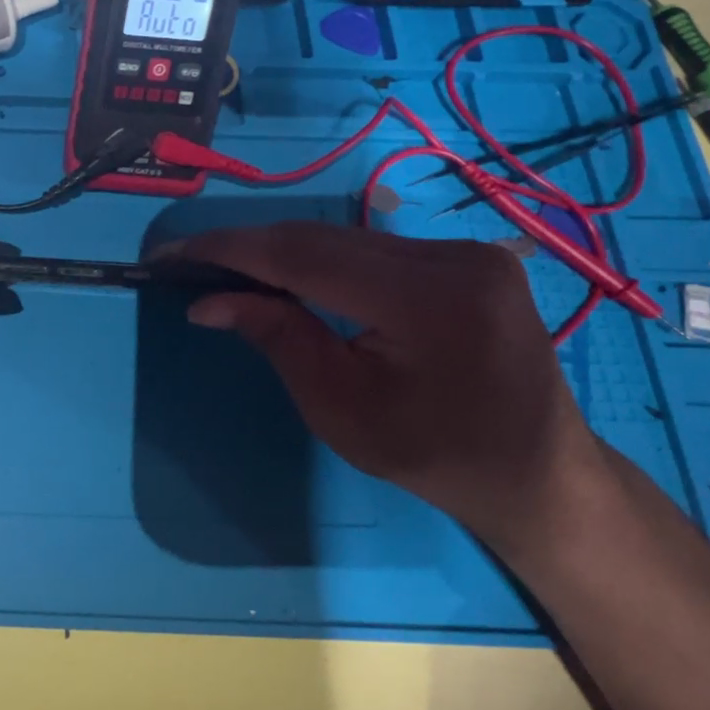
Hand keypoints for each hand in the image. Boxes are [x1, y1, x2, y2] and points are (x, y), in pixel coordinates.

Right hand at [159, 221, 604, 543]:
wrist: (537, 472)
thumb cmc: (435, 455)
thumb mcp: (340, 408)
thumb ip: (277, 338)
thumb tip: (207, 301)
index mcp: (427, 299)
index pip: (303, 256)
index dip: (229, 250)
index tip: (171, 252)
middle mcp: (453, 257)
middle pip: (321, 238)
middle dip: (247, 248)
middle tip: (186, 260)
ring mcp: (466, 251)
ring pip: (343, 238)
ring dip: (280, 252)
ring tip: (224, 269)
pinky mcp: (465, 258)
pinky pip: (370, 248)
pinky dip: (319, 260)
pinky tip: (285, 275)